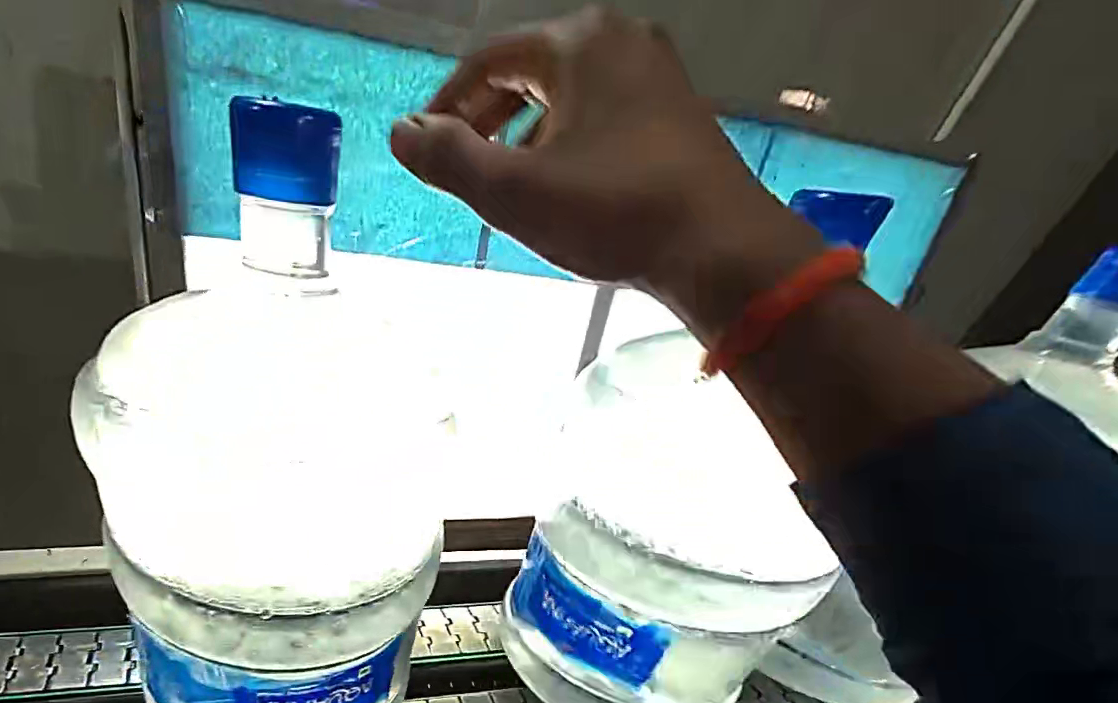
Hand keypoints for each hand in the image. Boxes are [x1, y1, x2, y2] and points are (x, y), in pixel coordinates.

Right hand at [388, 6, 823, 329]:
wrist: (714, 246)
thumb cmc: (610, 212)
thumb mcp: (513, 192)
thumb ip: (451, 160)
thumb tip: (402, 133)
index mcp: (578, 44)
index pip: (489, 59)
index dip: (448, 103)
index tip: (427, 145)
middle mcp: (620, 42)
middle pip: (528, 72)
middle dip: (486, 120)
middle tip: (462, 167)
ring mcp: (655, 77)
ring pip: (565, 98)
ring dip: (524, 136)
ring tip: (507, 185)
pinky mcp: (674, 116)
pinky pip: (599, 117)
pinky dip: (564, 145)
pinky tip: (561, 189)